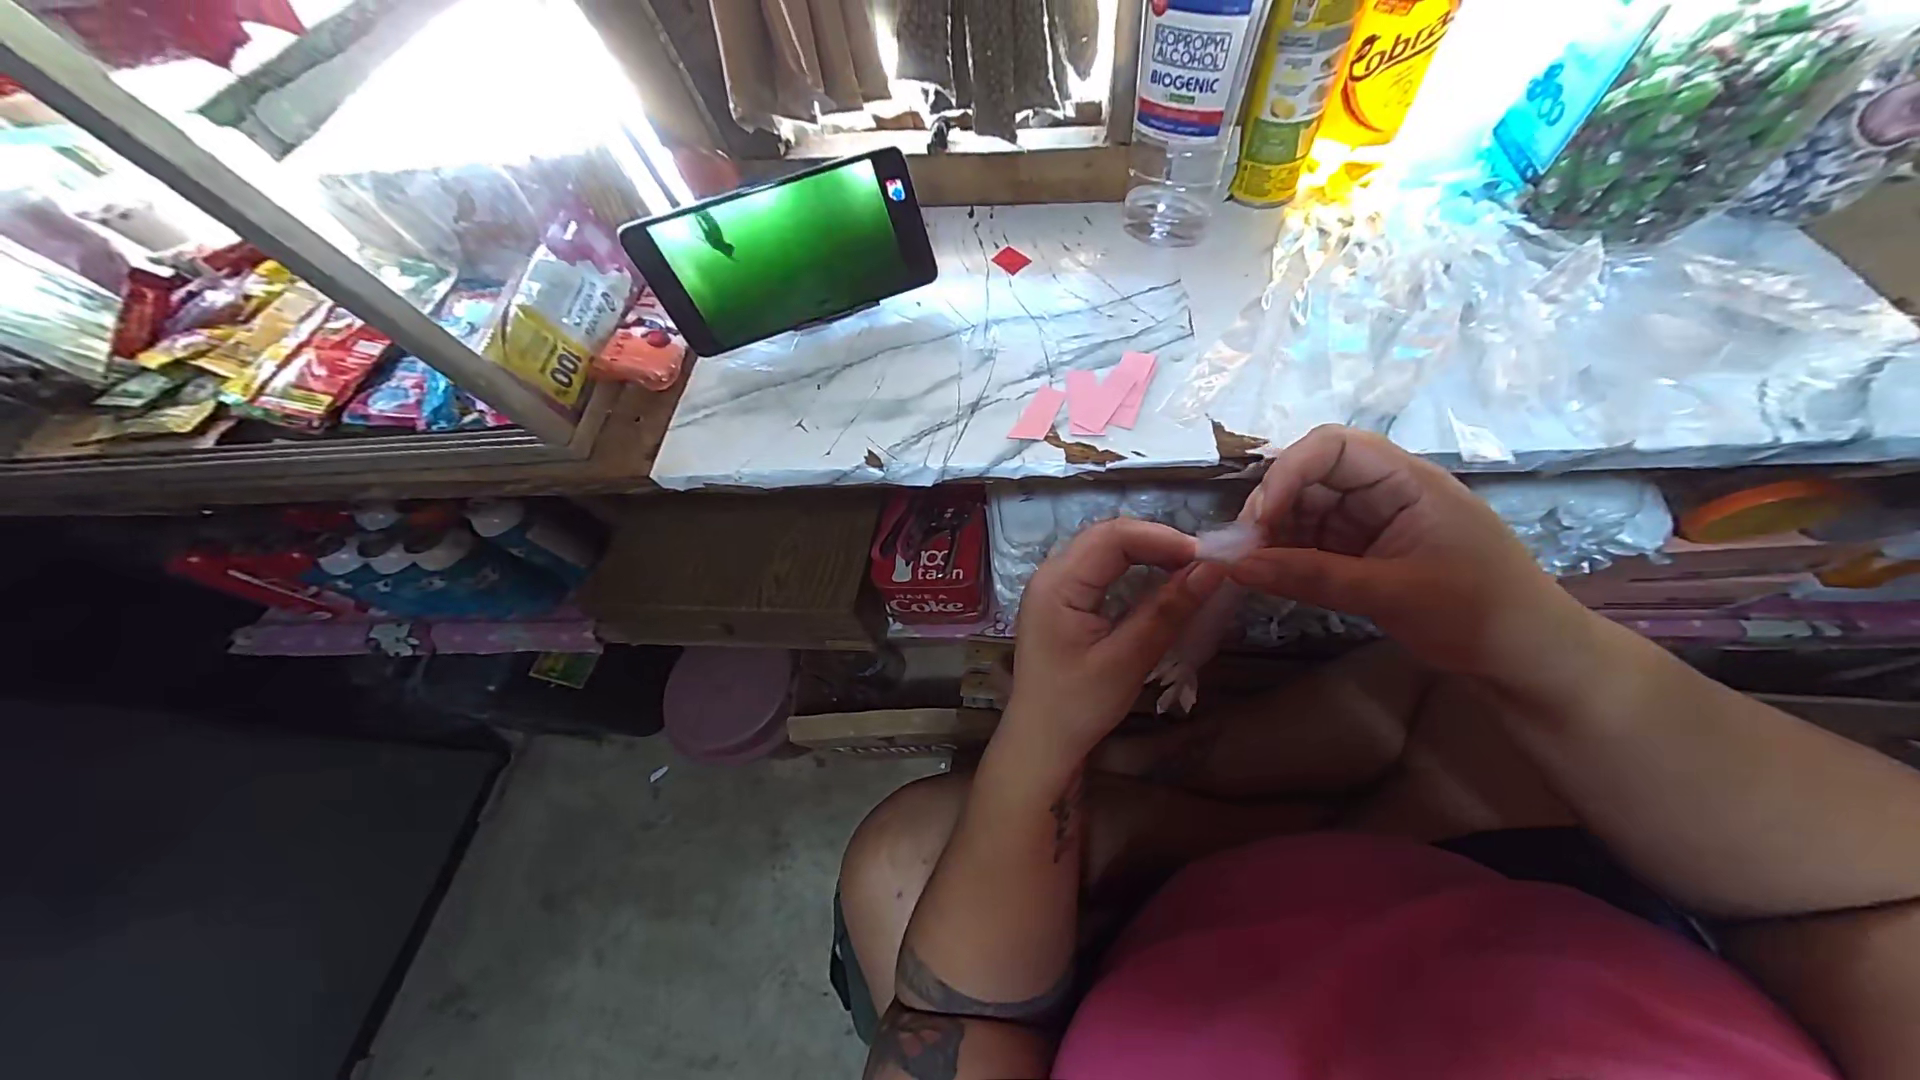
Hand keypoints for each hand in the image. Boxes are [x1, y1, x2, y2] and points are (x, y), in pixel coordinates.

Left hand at [1006, 518, 1226, 765]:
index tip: (1207, 558)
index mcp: (1057, 583)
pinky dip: (1133, 569)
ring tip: (1188, 571)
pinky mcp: (1062, 600)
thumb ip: (1167, 611)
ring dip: (1147, 554)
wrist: (1040, 741)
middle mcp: (1050, 574)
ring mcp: (1053, 586)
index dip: (1162, 538)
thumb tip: (1213, 569)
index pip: (1113, 536)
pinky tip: (1158, 583)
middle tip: (1203, 564)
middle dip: (1157, 543)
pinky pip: (1100, 569)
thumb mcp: (1127, 660)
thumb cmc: (1077, 706)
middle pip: (1108, 536)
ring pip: (1105, 550)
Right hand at [1232, 425, 1589, 681]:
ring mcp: (1370, 521)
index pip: (1332, 446)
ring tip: (1249, 567)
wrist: (1528, 658)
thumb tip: (1236, 566)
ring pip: (1303, 510)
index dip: (1287, 472)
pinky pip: (1310, 540)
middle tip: (1243, 551)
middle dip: (1271, 508)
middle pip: (1309, 477)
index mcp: (1406, 481)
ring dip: (1272, 534)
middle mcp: (1382, 491)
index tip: (1260, 518)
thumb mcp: (1391, 594)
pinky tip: (1267, 574)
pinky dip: (1284, 555)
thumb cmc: (1478, 614)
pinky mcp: (1361, 550)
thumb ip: (1310, 577)